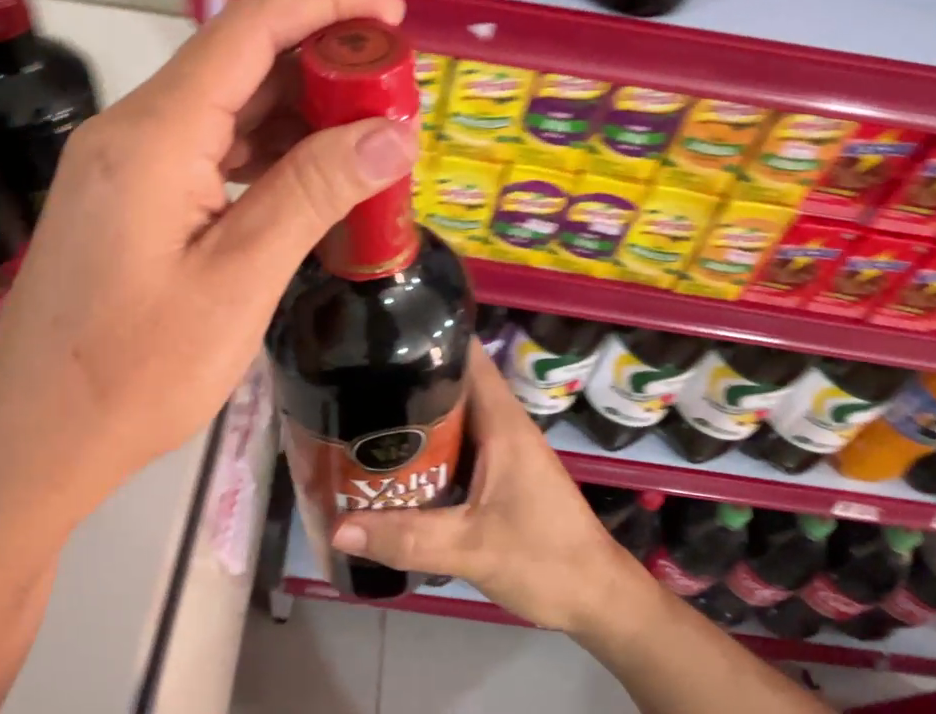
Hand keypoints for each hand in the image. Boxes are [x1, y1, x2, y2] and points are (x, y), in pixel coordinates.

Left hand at [0, 0, 417, 491]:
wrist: (36, 441)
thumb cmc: (135, 371)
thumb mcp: (238, 281)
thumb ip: (314, 194)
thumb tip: (393, 133)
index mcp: (154, 135)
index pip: (248, 31)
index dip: (323, 6)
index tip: (389, 12)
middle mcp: (131, 131)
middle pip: (237, 65)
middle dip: (320, 67)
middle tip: (393, 95)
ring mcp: (123, 165)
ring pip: (224, 109)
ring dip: (296, 114)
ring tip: (366, 140)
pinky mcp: (126, 197)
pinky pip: (205, 150)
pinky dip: (263, 153)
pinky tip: (308, 180)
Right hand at [329, 349, 649, 633]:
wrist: (597, 599)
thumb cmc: (545, 560)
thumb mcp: (472, 549)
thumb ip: (407, 538)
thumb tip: (338, 527)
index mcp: (502, 422)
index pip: (467, 355)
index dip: (427, 337)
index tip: (379, 336)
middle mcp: (502, 426)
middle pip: (451, 385)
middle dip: (404, 382)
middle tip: (348, 384)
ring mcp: (503, 452)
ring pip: (452, 420)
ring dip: (413, 421)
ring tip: (357, 420)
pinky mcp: (500, 477)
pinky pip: (456, 449)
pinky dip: (426, 451)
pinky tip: (392, 467)